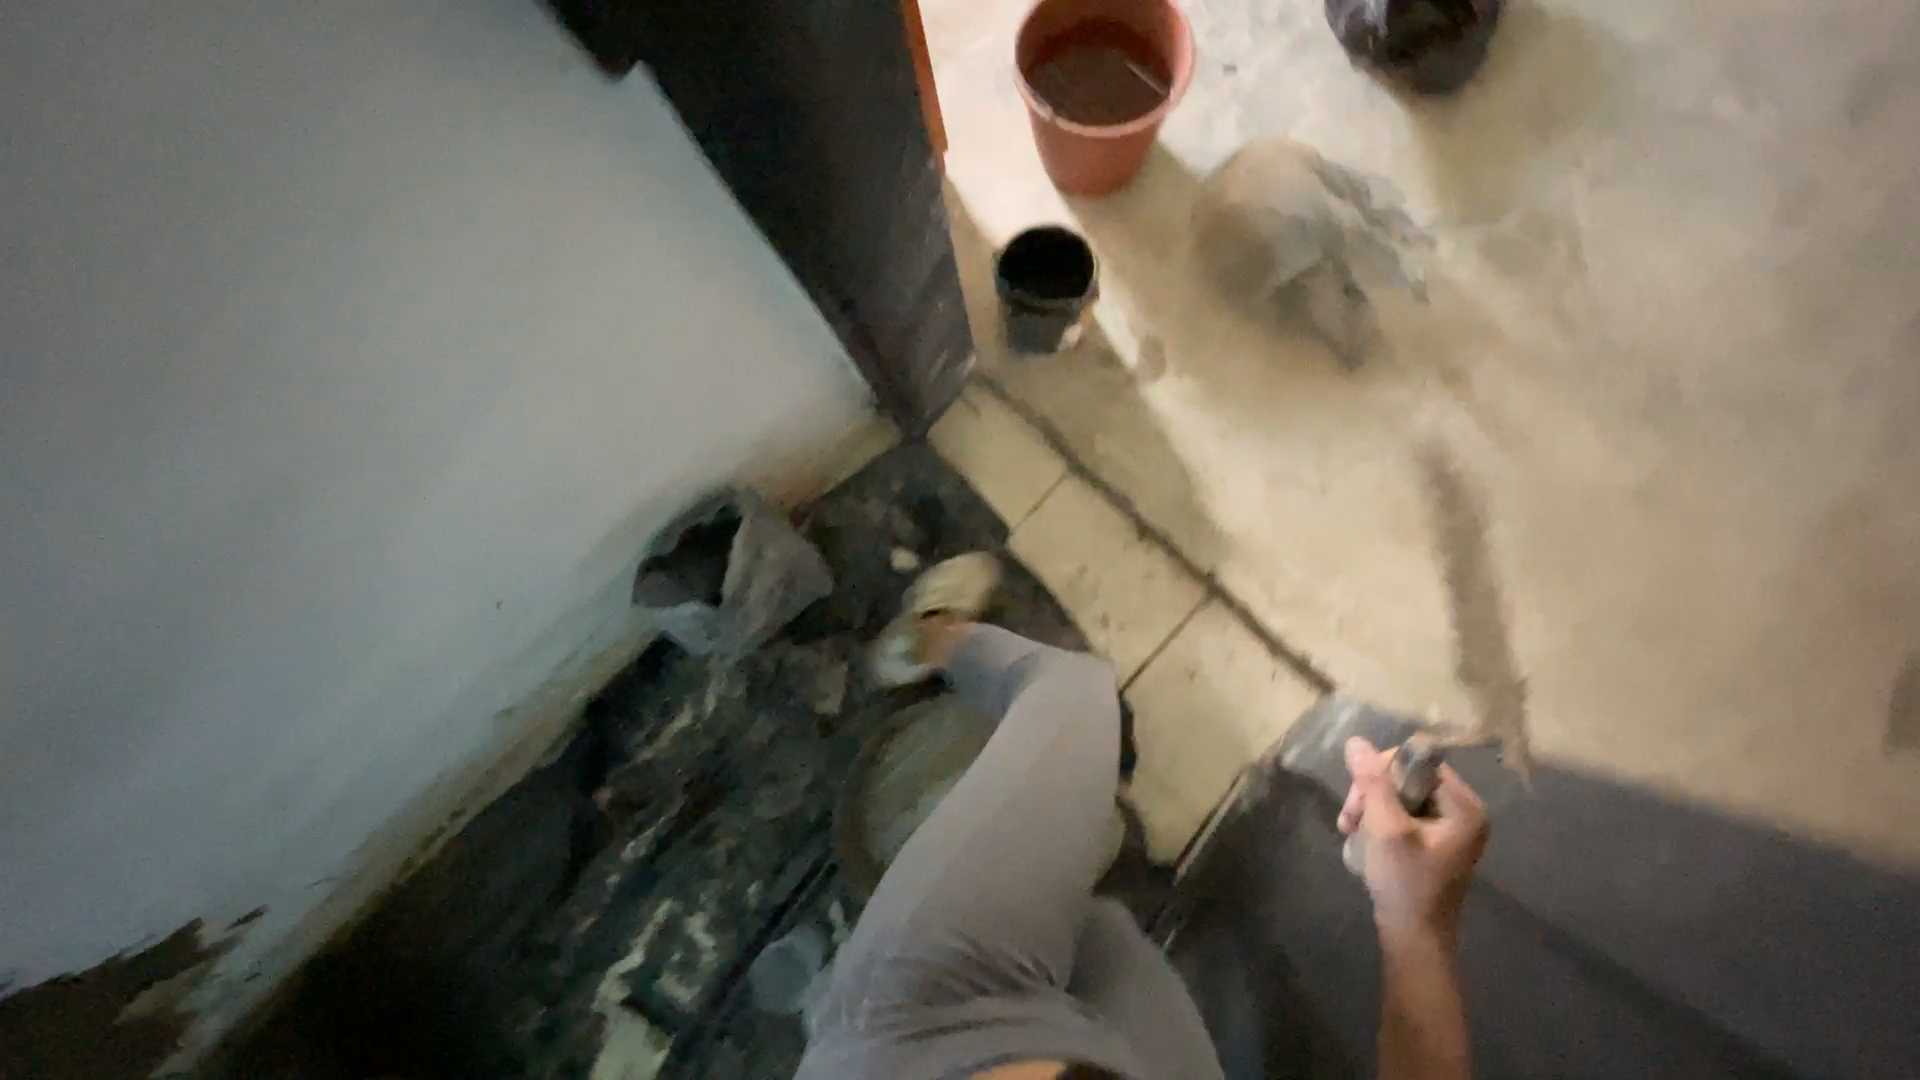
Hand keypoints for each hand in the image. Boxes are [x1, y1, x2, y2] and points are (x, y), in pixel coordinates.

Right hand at [1337, 737, 1488, 946]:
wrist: (1414, 936)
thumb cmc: (1405, 882)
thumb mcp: (1384, 828)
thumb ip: (1372, 782)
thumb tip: (1356, 741)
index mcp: (1464, 806)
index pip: (1418, 760)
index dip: (1382, 771)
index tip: (1361, 797)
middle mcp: (1463, 811)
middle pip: (1406, 776)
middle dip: (1371, 792)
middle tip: (1350, 818)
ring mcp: (1450, 826)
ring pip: (1398, 793)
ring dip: (1368, 806)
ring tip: (1350, 829)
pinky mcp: (1434, 839)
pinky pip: (1401, 811)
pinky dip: (1377, 820)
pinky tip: (1362, 838)